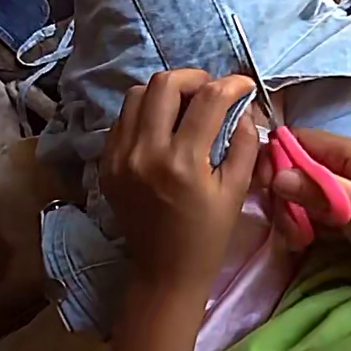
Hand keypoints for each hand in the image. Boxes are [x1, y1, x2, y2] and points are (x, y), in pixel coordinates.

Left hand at [102, 70, 259, 292]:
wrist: (165, 272)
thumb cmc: (208, 236)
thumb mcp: (237, 190)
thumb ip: (243, 143)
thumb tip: (241, 108)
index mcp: (183, 162)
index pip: (208, 100)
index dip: (231, 84)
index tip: (243, 85)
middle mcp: (145, 152)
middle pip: (164, 84)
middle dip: (194, 79)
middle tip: (212, 93)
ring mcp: (119, 157)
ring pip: (137, 95)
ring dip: (166, 92)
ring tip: (186, 107)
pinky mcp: (106, 164)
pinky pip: (122, 120)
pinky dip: (145, 113)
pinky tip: (163, 128)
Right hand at [257, 127, 350, 285]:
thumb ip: (318, 190)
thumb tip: (277, 176)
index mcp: (347, 152)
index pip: (295, 139)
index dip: (276, 159)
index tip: (268, 189)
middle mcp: (339, 164)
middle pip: (290, 167)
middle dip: (283, 196)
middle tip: (288, 226)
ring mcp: (337, 186)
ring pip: (295, 192)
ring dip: (289, 215)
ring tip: (299, 239)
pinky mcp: (336, 208)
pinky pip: (306, 210)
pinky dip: (299, 225)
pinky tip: (304, 242)